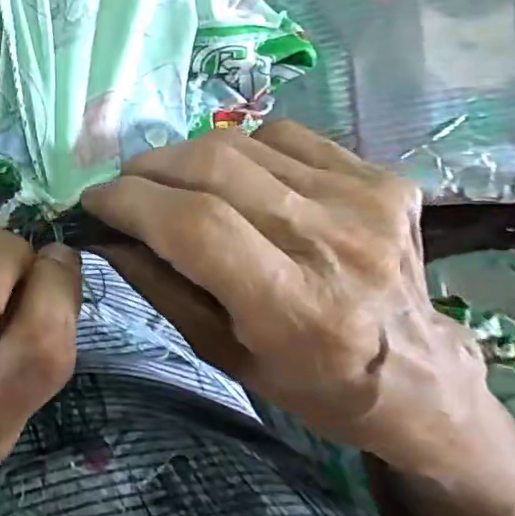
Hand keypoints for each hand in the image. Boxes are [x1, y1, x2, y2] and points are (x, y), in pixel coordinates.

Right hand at [81, 121, 490, 474]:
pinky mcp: (381, 178)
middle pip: (211, 166)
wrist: (421, 378)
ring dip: (183, 156)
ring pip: (238, 141)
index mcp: (294, 307)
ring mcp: (364, 201)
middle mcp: (334, 244)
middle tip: (124, 188)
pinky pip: (281, 135)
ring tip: (172, 184)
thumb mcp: (217, 349)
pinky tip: (239, 181)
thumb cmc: (308, 380)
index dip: (129, 201)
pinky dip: (239, 149)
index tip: (93, 202)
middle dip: (146, 169)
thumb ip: (156, 284)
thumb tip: (102, 232)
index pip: (194, 224)